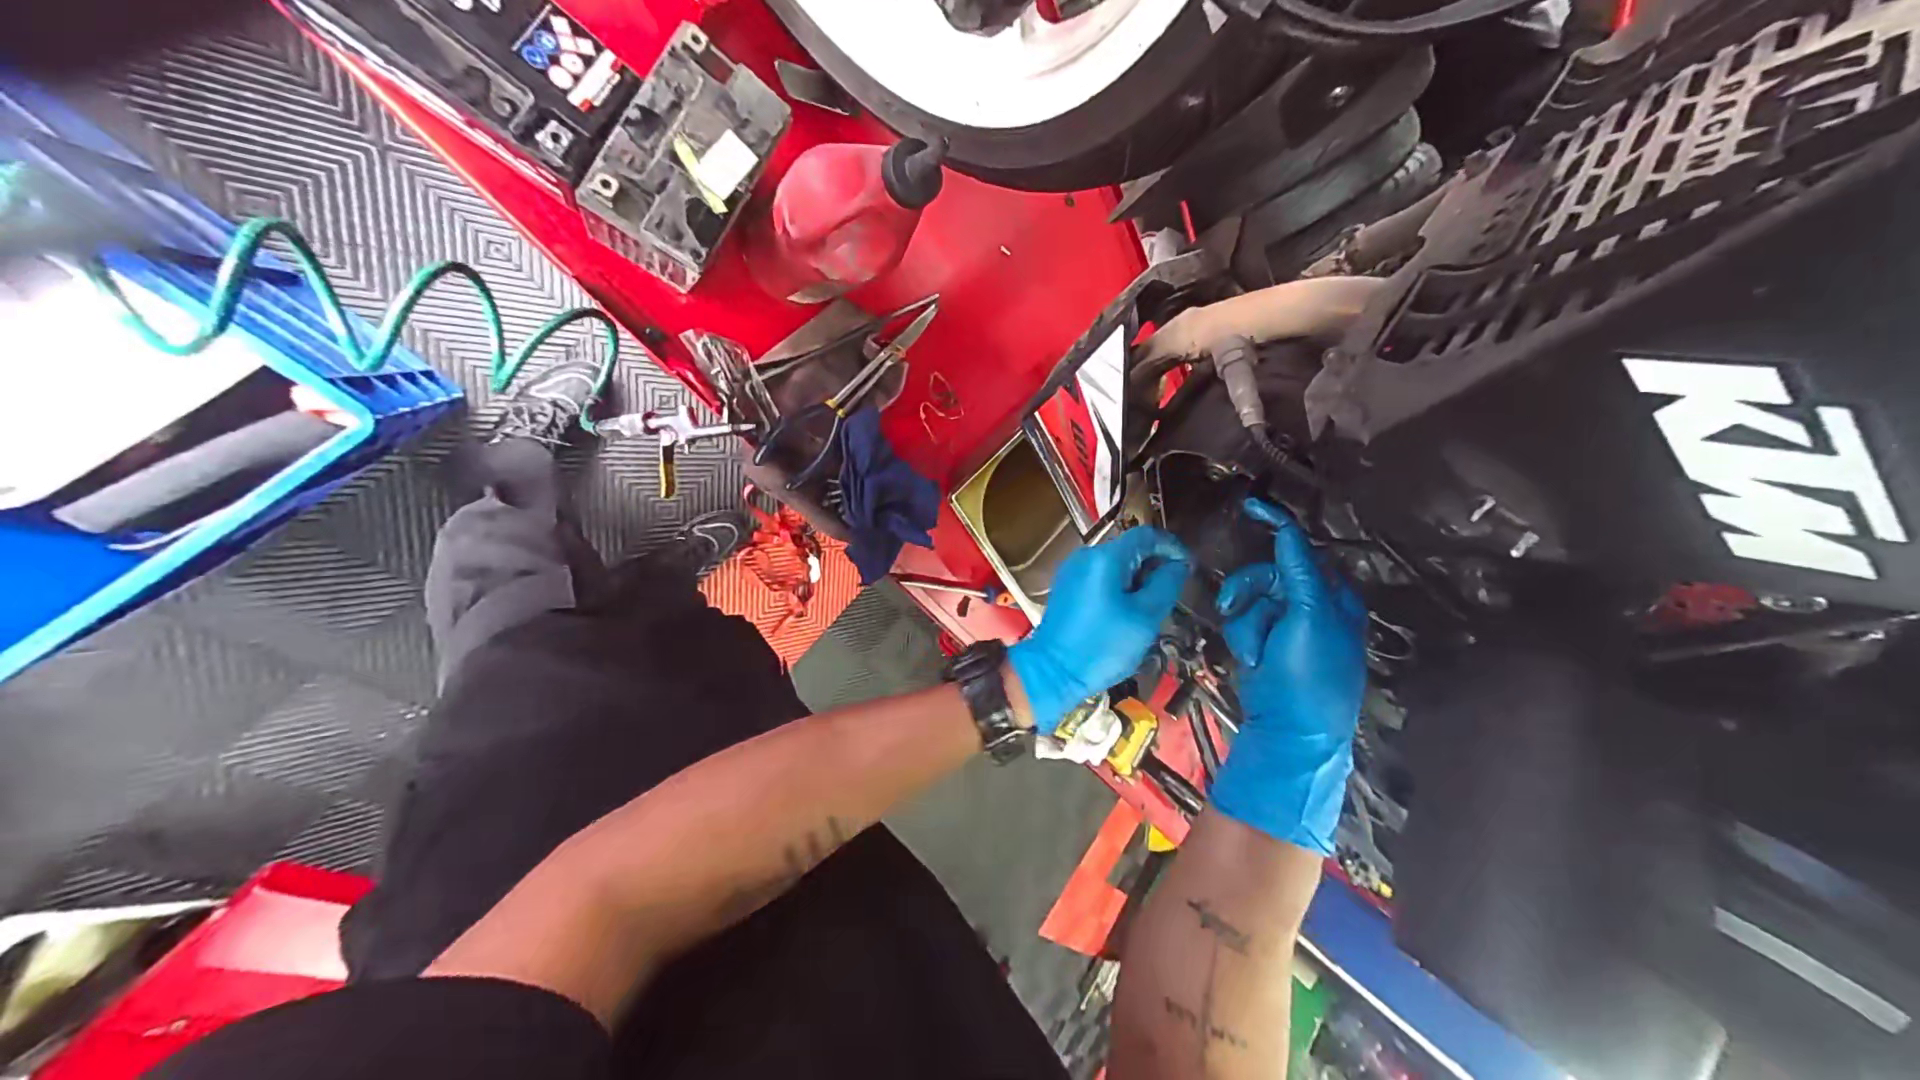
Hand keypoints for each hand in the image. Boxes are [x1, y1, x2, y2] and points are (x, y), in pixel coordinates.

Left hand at [1008, 527, 1191, 734]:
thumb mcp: (1144, 617)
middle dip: (1155, 567)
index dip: (1172, 547)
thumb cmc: (1102, 646)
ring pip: (1116, 565)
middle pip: (1130, 548)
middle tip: (1170, 595)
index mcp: (1104, 557)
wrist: (1051, 672)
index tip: (1188, 569)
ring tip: (1151, 609)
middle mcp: (1085, 556)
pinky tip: (1127, 614)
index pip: (1146, 535)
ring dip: (1138, 580)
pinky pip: (1101, 578)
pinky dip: (1119, 588)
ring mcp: (1073, 571)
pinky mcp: (1067, 588)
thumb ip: (1165, 585)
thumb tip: (1179, 564)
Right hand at [1209, 498, 1366, 853]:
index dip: (1278, 526)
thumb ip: (1298, 571)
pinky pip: (1242, 623)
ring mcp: (1283, 627)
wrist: (1290, 731)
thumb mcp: (1309, 618)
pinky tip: (1251, 660)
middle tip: (1232, 608)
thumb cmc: (1310, 676)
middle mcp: (1308, 607)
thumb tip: (1289, 531)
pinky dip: (1241, 639)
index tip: (1251, 507)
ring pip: (1248, 600)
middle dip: (1248, 592)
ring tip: (1253, 653)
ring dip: (1245, 624)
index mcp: (1331, 597)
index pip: (1302, 550)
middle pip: (1265, 574)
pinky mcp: (1261, 644)